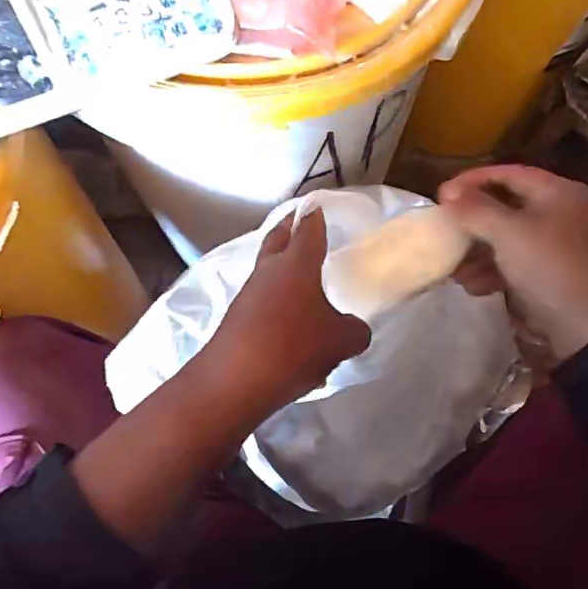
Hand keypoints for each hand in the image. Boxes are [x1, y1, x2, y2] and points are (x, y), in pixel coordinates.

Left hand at [193, 209, 371, 419]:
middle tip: (299, 224)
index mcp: (296, 264)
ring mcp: (246, 297)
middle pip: (277, 241)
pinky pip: (261, 307)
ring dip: (281, 275)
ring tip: (301, 284)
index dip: (316, 217)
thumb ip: (353, 331)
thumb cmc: (293, 348)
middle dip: (288, 230)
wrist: (234, 381)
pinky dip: (276, 310)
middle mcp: (267, 273)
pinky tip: (290, 333)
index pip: (308, 230)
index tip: (318, 207)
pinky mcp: (235, 323)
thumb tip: (351, 331)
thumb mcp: (340, 341)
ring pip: (267, 276)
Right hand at [439, 165, 587, 360]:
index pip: (507, 173)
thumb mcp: (507, 234)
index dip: (471, 181)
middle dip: (470, 225)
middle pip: (503, 207)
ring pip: (504, 238)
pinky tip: (476, 287)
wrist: (586, 326)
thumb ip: (475, 209)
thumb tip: (446, 191)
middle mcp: (558, 212)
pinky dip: (491, 271)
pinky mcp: (548, 271)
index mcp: (556, 192)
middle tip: (444, 234)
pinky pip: (512, 261)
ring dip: (475, 254)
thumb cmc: (548, 269)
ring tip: (456, 272)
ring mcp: (554, 243)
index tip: (440, 195)